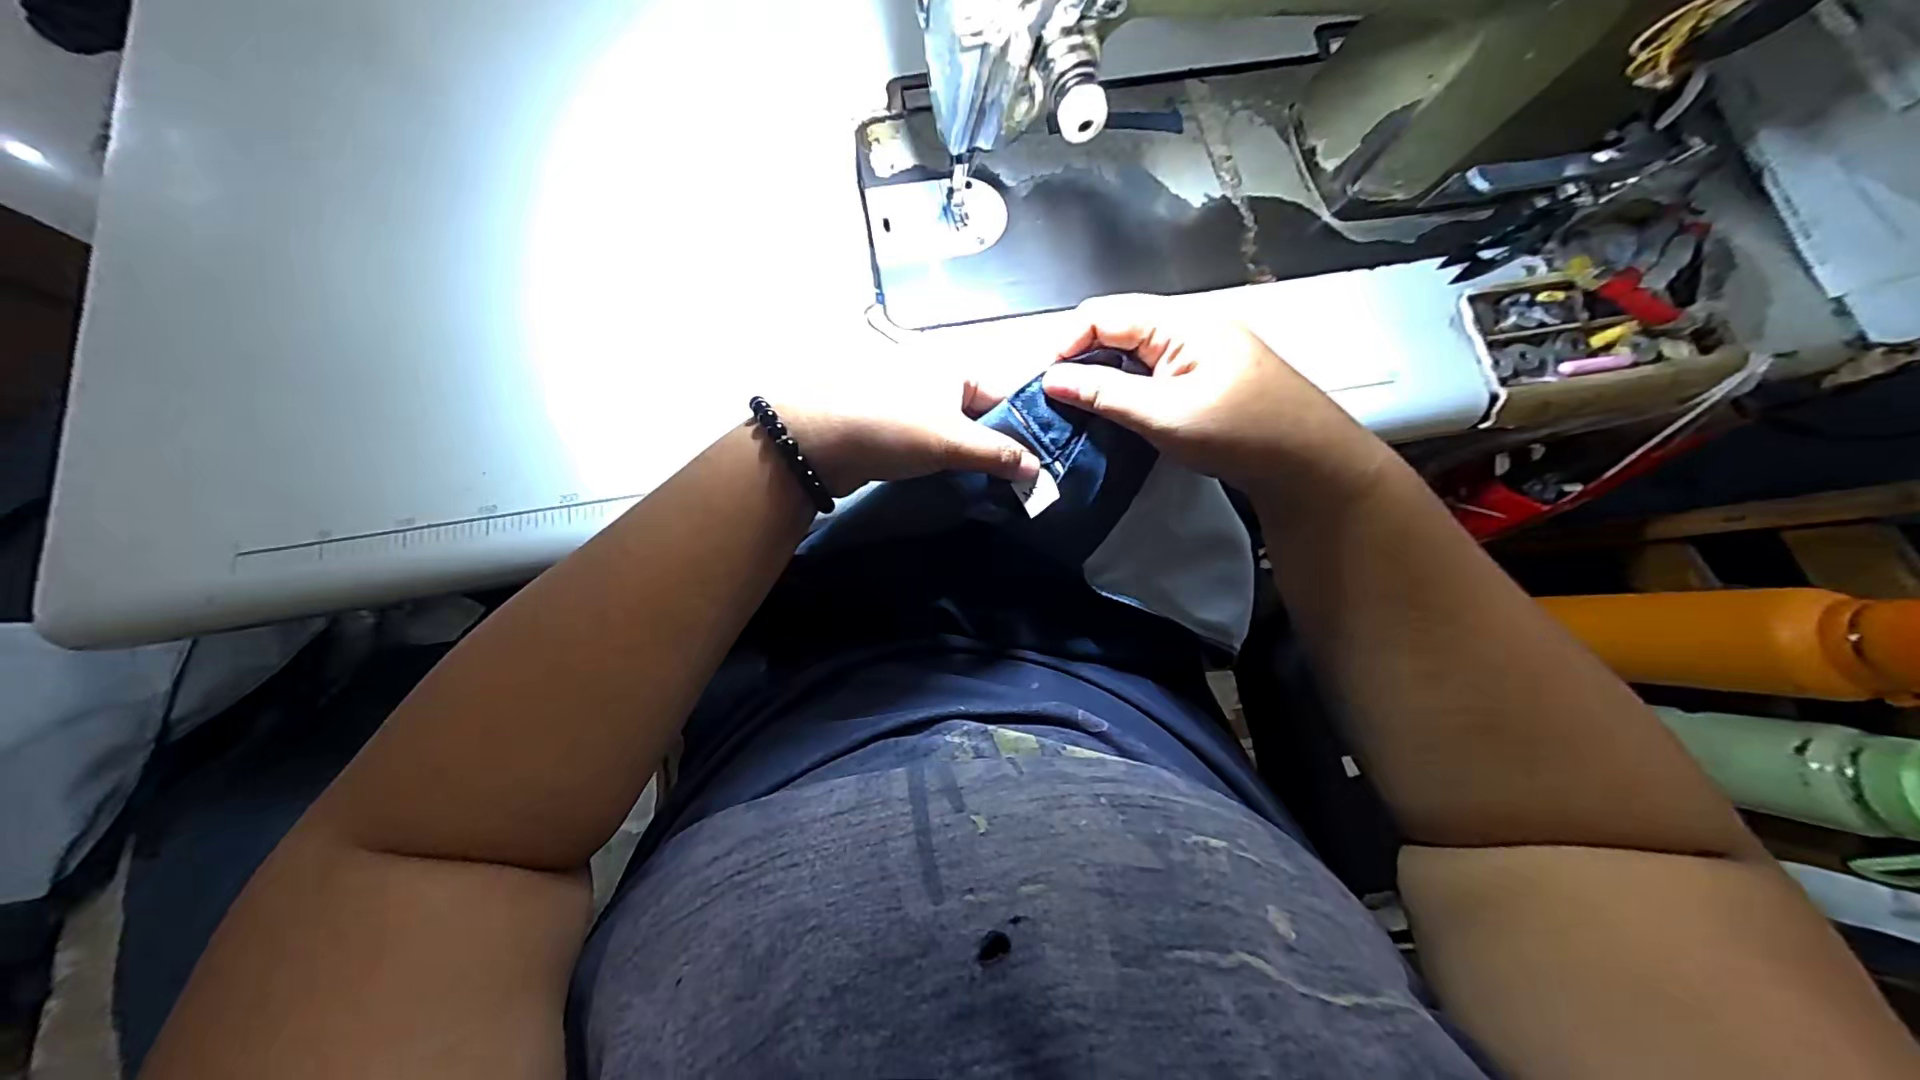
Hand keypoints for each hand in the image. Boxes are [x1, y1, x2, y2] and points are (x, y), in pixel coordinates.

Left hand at [772, 348, 1040, 496]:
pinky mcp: (890, 427)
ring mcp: (910, 403)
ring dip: (966, 460)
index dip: (1021, 432)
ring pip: (953, 433)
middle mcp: (935, 378)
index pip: (1004, 398)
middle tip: (1009, 484)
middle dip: (993, 450)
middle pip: (979, 417)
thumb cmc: (892, 428)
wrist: (816, 442)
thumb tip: (1037, 471)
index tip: (1032, 467)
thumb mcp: (952, 441)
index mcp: (955, 367)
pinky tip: (949, 483)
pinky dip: (941, 462)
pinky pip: (928, 443)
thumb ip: (999, 454)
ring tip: (984, 489)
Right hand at [1038, 295, 1397, 506]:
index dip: (1067, 342)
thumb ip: (1103, 393)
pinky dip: (1127, 385)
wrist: (1308, 464)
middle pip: (1117, 327)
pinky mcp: (1203, 375)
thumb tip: (1052, 379)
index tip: (1045, 382)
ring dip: (1104, 373)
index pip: (1104, 313)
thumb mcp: (1162, 414)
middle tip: (1058, 397)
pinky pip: (1151, 369)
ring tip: (1081, 406)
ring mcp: (1198, 351)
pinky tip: (1117, 409)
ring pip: (1133, 350)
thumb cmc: (1241, 433)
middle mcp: (1189, 326)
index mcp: (1181, 322)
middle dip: (1082, 357)